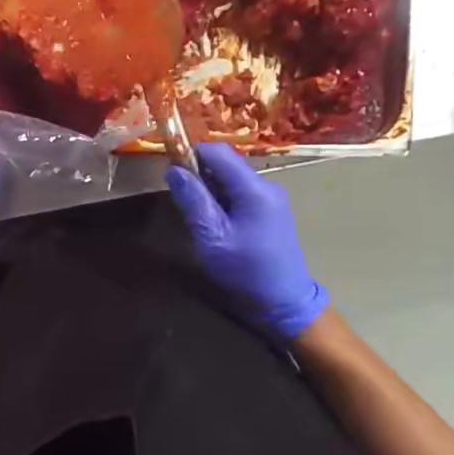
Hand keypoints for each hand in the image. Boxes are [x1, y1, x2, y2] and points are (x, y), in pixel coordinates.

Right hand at [165, 143, 328, 338]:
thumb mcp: (212, 238)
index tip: (170, 169)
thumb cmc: (246, 272)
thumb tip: (173, 169)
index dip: (191, 153)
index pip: (218, 152)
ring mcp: (271, 199)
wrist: (284, 303)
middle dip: (199, 173)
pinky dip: (222, 201)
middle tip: (180, 198)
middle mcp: (266, 186)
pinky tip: (214, 223)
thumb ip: (193, 201)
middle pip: (226, 164)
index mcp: (254, 189)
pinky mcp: (270, 212)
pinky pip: (240, 194)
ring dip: (209, 189)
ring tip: (195, 214)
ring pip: (232, 180)